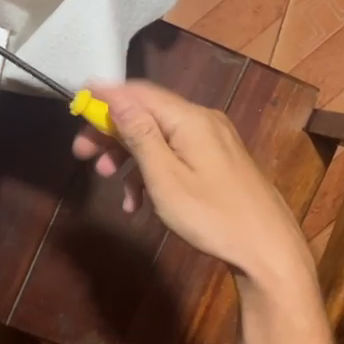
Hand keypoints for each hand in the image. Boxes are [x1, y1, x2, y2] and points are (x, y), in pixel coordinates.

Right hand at [73, 80, 313, 291]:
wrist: (268, 251)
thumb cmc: (211, 215)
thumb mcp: (166, 177)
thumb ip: (139, 134)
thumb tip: (115, 96)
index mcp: (189, 119)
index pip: (138, 92)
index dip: (105, 97)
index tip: (76, 107)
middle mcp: (202, 121)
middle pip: (146, 114)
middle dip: (112, 132)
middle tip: (82, 155)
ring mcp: (212, 141)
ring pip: (158, 137)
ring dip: (129, 156)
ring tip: (108, 182)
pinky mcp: (216, 161)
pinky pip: (175, 155)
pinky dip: (152, 171)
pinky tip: (139, 203)